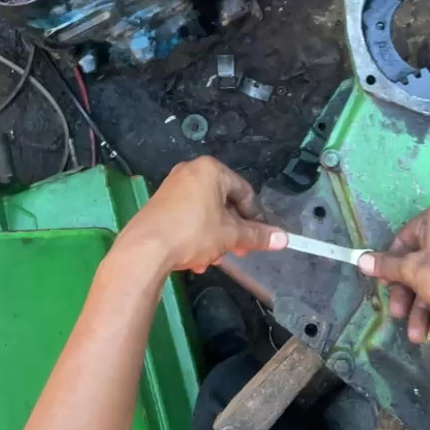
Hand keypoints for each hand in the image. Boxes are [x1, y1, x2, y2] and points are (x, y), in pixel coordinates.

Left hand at [114, 157, 286, 276]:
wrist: (145, 248)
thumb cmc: (193, 233)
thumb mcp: (231, 235)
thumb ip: (257, 235)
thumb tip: (283, 238)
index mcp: (211, 170)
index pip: (244, 192)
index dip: (255, 217)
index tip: (257, 238)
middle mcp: (190, 171)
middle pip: (223, 202)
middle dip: (231, 230)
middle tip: (237, 251)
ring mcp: (172, 186)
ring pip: (205, 213)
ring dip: (214, 237)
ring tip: (212, 260)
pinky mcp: (159, 203)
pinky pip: (187, 217)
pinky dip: (195, 235)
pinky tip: (194, 260)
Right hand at [358, 202, 429, 342]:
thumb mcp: (414, 273)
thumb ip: (386, 266)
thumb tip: (361, 259)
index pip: (403, 239)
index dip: (391, 266)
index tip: (384, 287)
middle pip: (419, 263)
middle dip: (408, 295)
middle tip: (399, 316)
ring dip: (423, 309)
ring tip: (420, 336)